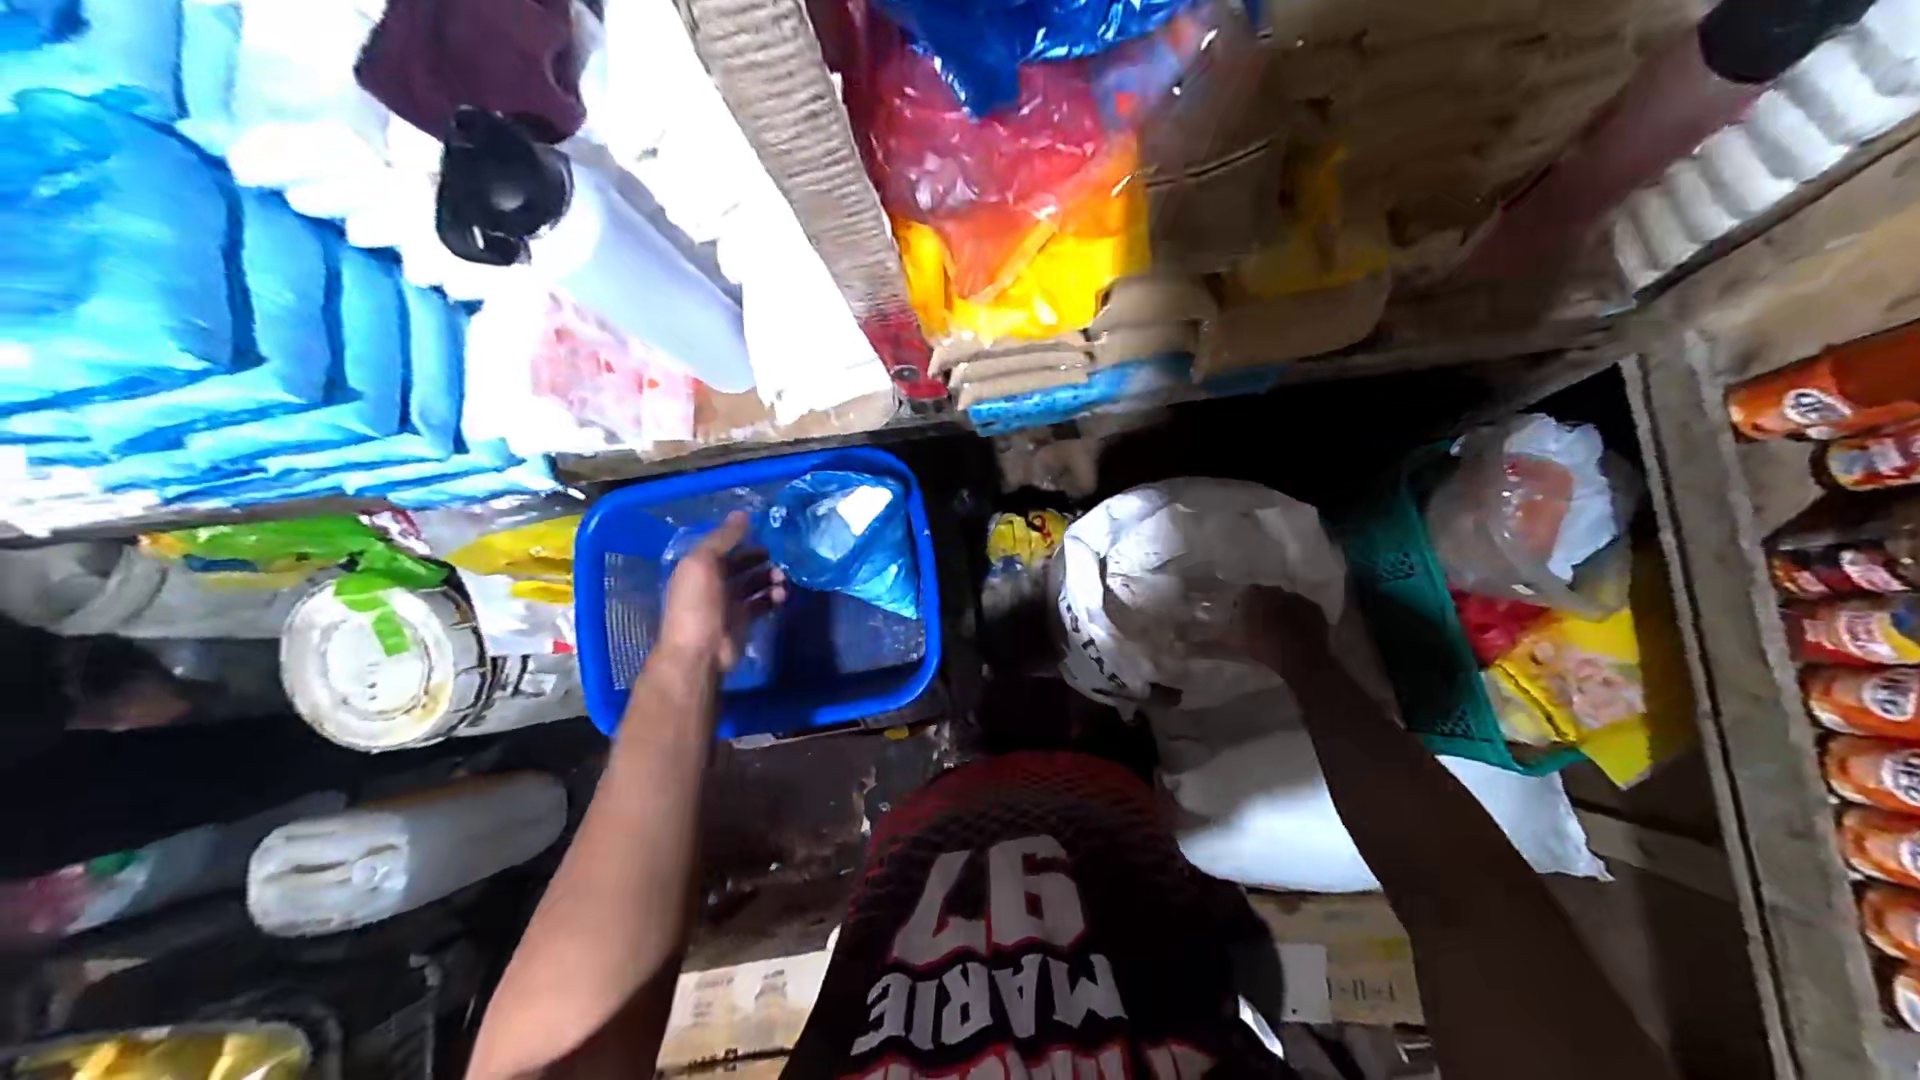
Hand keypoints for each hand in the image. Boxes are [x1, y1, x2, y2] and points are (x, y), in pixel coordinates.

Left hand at [656, 512, 786, 673]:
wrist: (699, 652)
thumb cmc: (697, 604)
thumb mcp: (703, 563)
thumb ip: (723, 538)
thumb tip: (743, 514)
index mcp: (700, 566)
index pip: (725, 545)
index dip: (744, 537)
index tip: (768, 532)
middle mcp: (714, 582)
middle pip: (742, 563)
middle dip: (762, 557)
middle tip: (781, 556)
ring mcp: (730, 602)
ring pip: (756, 582)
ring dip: (771, 577)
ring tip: (781, 578)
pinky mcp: (745, 620)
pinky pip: (764, 602)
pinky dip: (774, 597)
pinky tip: (782, 596)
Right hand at [1237, 585, 1333, 674]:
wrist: (1304, 661)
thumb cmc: (1269, 649)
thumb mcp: (1243, 641)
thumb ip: (1230, 630)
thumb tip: (1215, 633)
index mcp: (1258, 596)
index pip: (1248, 592)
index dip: (1244, 602)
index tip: (1242, 614)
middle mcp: (1279, 592)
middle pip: (1268, 593)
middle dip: (1263, 603)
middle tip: (1260, 619)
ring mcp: (1299, 599)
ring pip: (1286, 599)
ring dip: (1281, 608)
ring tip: (1279, 624)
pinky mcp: (1315, 609)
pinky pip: (1302, 607)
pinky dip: (1298, 614)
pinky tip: (1296, 627)